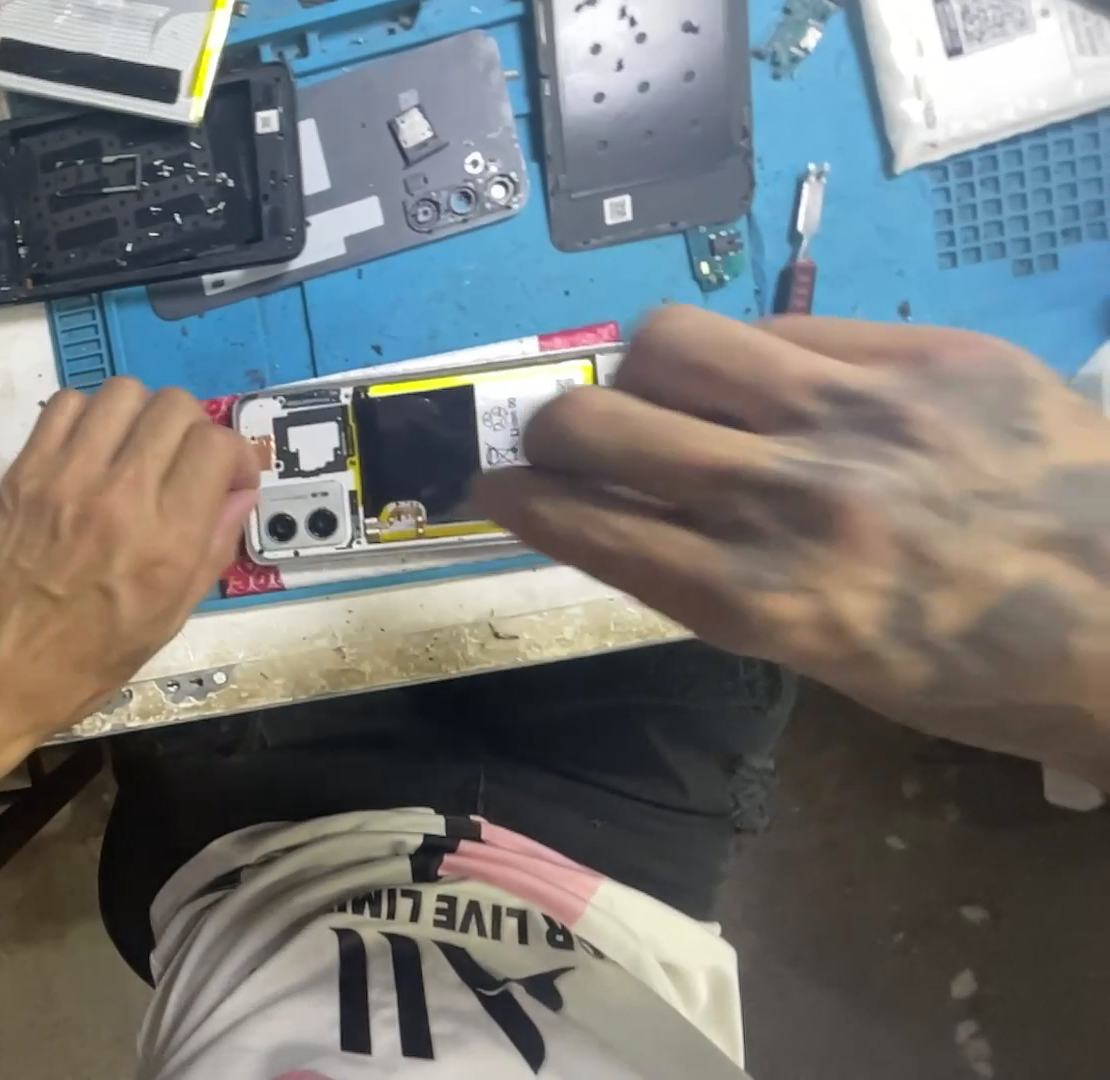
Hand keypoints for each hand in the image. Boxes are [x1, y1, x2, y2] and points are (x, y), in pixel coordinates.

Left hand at [0, 378, 258, 745]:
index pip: (217, 446)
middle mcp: (119, 498)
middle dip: (196, 429)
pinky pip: (67, 404)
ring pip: (125, 392)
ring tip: (140, 451)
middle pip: (176, 407)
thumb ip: (214, 546)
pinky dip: (92, 416)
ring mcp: (65, 478)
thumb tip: (240, 492)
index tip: (229, 479)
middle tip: (186, 464)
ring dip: (146, 415)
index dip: (236, 456)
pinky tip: (94, 450)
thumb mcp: (172, 618)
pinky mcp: (24, 471)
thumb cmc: (89, 659)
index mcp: (165, 543)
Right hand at [478, 306, 1109, 779]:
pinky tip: (775, 390)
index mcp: (747, 596)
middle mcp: (786, 499)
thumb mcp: (785, 643)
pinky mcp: (930, 355)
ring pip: (668, 341)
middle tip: (567, 440)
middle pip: (592, 418)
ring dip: (639, 373)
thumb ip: (674, 566)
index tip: (493, 484)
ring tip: (671, 398)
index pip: (573, 518)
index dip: (510, 494)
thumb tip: (588, 500)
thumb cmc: (946, 661)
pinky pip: (776, 324)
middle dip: (549, 428)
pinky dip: (744, 359)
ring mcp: (860, 415)